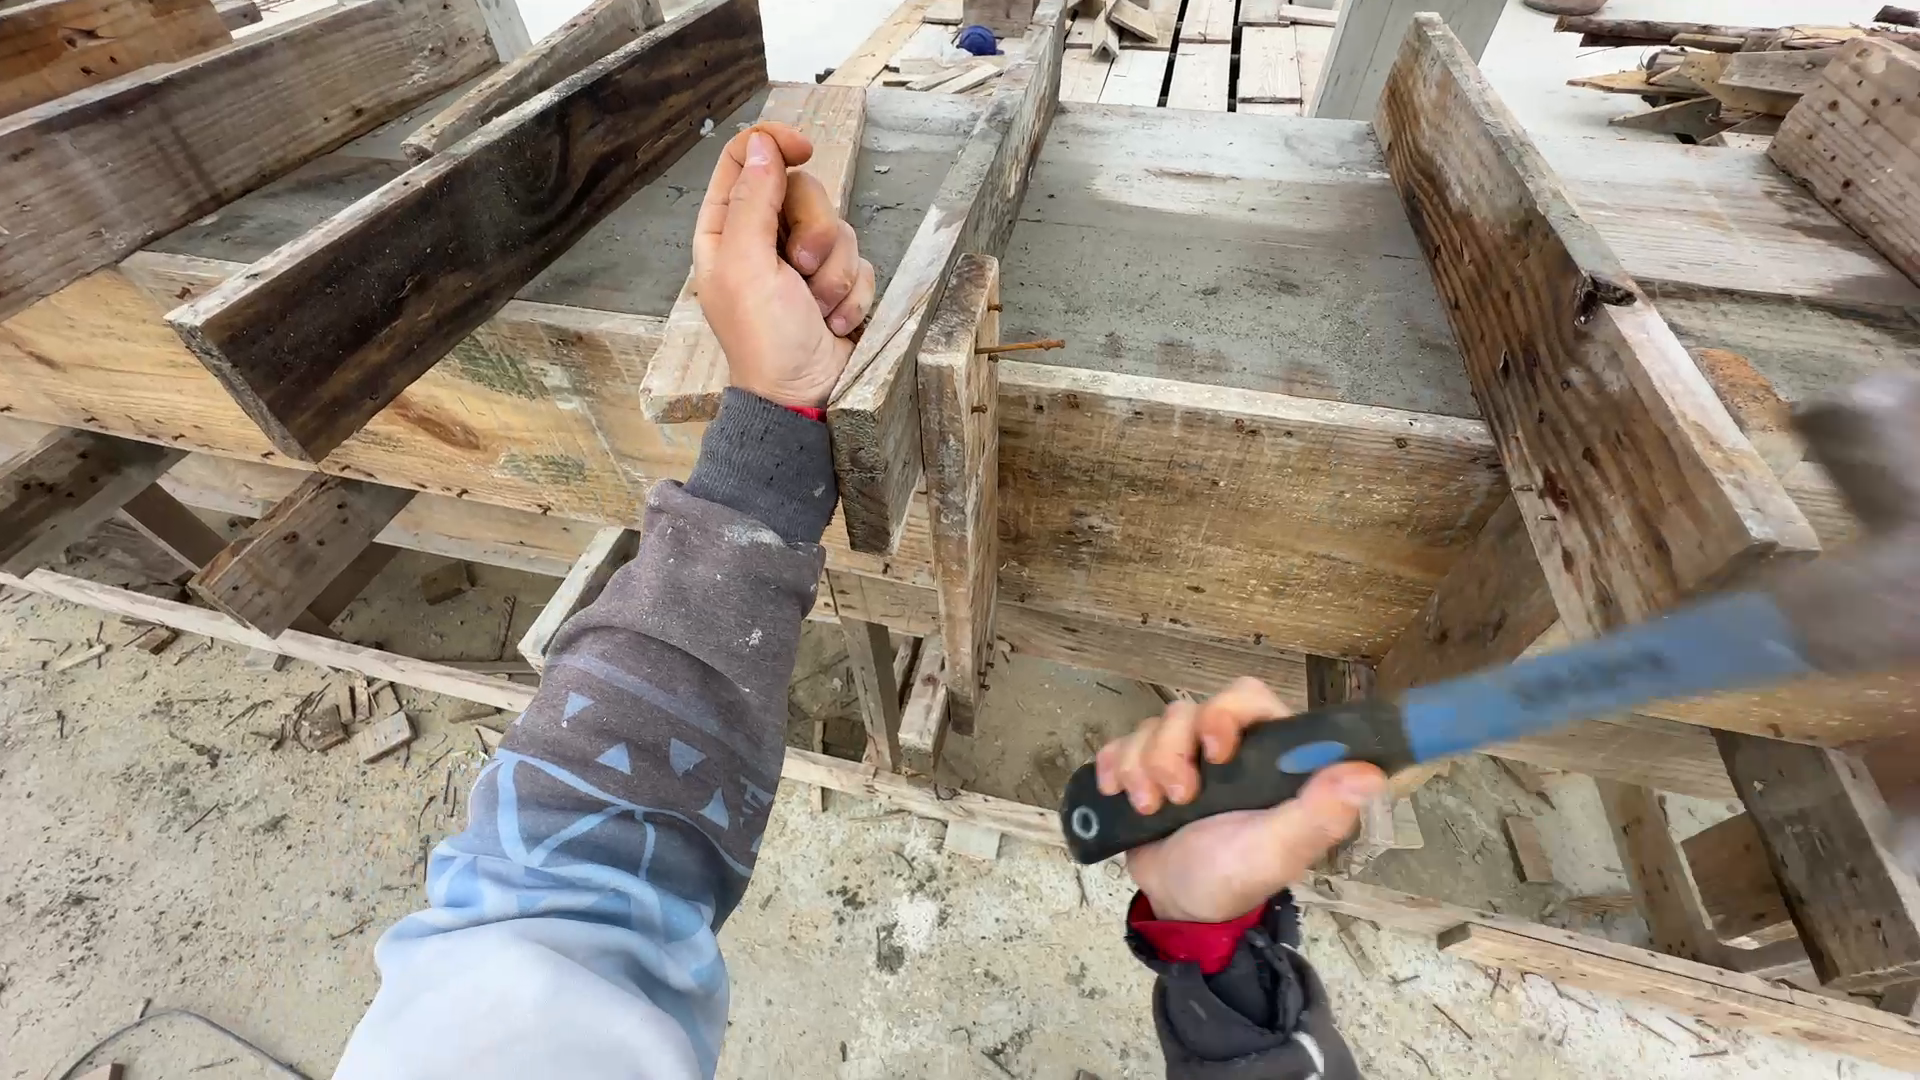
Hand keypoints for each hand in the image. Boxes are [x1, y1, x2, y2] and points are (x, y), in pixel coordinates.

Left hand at [692, 123, 876, 408]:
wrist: (803, 395)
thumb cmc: (764, 338)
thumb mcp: (747, 266)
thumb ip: (753, 201)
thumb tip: (763, 144)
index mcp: (729, 229)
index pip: (746, 159)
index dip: (774, 145)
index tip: (804, 150)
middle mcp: (766, 239)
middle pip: (805, 190)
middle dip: (815, 231)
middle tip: (802, 269)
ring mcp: (806, 263)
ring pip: (840, 230)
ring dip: (835, 274)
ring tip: (818, 309)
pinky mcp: (840, 285)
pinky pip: (862, 265)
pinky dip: (853, 296)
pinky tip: (834, 323)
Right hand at [1095, 677, 1387, 922]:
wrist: (1176, 906)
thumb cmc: (1235, 877)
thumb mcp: (1278, 851)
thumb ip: (1318, 812)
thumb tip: (1369, 774)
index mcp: (1263, 755)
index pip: (1247, 698)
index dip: (1226, 713)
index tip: (1215, 751)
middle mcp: (1221, 746)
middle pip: (1187, 710)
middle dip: (1170, 751)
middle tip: (1176, 796)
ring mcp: (1177, 754)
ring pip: (1150, 728)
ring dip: (1142, 769)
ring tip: (1149, 810)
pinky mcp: (1140, 765)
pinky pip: (1119, 744)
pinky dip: (1113, 766)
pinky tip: (1115, 793)